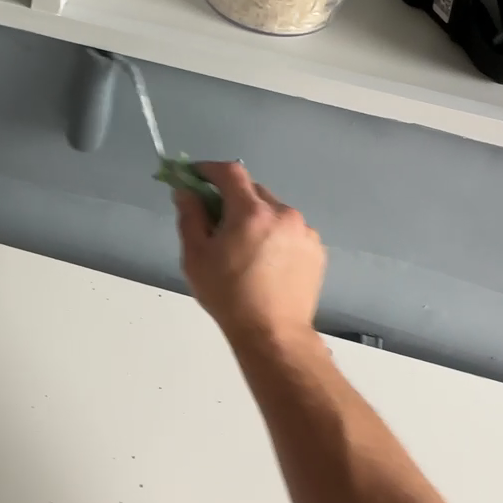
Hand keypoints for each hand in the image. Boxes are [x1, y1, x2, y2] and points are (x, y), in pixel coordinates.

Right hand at [174, 162, 325, 345]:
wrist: (273, 333)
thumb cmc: (228, 296)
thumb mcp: (196, 257)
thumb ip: (190, 217)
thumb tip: (186, 192)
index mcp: (251, 212)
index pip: (230, 173)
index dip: (209, 169)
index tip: (194, 176)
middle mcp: (282, 213)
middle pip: (252, 191)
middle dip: (232, 198)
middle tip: (216, 221)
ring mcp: (304, 231)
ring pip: (273, 211)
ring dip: (255, 218)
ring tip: (243, 249)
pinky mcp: (316, 249)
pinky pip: (289, 230)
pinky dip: (274, 235)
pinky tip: (265, 262)